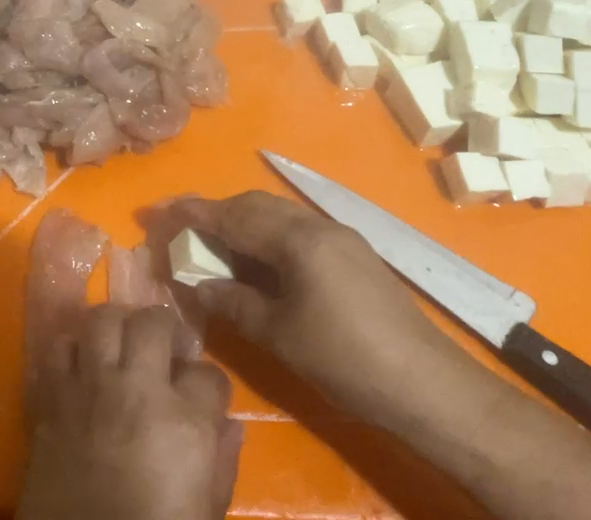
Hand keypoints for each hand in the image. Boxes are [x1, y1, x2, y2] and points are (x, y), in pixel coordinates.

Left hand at [19, 304, 240, 519]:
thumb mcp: (204, 512)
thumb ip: (221, 464)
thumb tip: (230, 426)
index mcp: (184, 422)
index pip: (210, 374)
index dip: (210, 384)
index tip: (205, 395)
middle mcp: (137, 389)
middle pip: (153, 323)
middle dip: (164, 328)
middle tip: (164, 347)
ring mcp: (89, 386)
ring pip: (103, 319)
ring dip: (117, 325)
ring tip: (122, 343)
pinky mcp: (51, 395)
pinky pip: (60, 347)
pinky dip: (73, 349)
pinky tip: (82, 367)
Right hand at [167, 192, 471, 427]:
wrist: (428, 386)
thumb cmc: (345, 358)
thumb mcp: (278, 334)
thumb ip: (232, 302)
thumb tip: (197, 284)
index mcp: (298, 239)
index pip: (235, 215)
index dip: (195, 213)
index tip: (161, 211)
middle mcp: (319, 226)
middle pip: (256, 205)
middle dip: (217, 212)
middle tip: (183, 227)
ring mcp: (341, 239)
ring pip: (278, 216)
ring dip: (242, 224)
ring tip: (213, 245)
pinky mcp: (354, 257)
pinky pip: (297, 232)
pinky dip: (267, 238)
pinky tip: (256, 263)